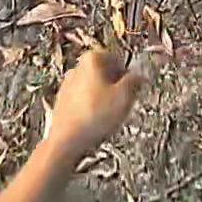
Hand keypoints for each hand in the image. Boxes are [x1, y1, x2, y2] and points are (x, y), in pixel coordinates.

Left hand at [44, 50, 144, 164]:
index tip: (131, 89)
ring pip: (94, 88)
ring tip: (108, 117)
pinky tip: (95, 124)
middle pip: (105, 73)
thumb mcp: (124, 96)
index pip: (118, 59)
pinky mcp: (62, 103)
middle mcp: (78, 67)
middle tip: (121, 103)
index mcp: (93, 58)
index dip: (127, 75)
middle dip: (114, 87)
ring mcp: (67, 85)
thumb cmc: (95, 116)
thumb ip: (134, 81)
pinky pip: (83, 102)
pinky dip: (90, 109)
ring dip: (103, 99)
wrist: (65, 142)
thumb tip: (139, 77)